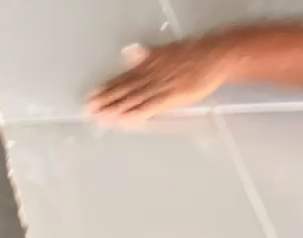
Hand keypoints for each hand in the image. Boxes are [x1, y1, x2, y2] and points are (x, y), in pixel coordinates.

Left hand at [88, 41, 232, 122]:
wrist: (214, 57)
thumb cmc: (193, 55)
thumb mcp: (166, 51)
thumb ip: (146, 55)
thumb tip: (128, 51)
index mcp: (150, 65)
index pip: (124, 79)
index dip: (106, 88)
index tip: (92, 95)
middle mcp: (151, 76)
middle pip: (124, 90)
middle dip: (105, 101)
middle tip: (88, 110)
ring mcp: (159, 87)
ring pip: (132, 100)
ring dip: (114, 110)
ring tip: (99, 118)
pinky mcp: (169, 98)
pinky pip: (148, 108)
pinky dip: (134, 115)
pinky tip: (121, 121)